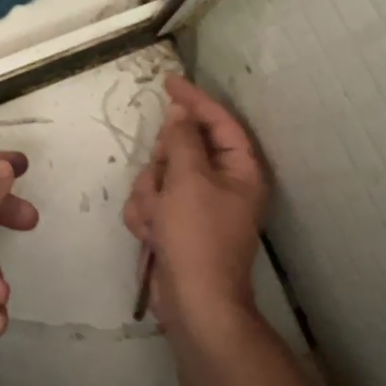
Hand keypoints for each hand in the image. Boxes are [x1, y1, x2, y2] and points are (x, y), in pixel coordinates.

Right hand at [124, 75, 268, 328]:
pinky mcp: (174, 226)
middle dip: (162, 163)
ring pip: (158, 175)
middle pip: (180, 147)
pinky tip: (152, 236)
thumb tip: (182, 111)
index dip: (194, 99)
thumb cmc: (198, 236)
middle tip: (162, 177)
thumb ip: (182, 139)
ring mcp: (195, 206)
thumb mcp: (189, 179)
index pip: (217, 121)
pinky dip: (147, 216)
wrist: (192, 304)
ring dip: (150, 194)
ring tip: (158, 219)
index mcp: (239, 169)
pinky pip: (151, 202)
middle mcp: (220, 183)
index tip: (168, 80)